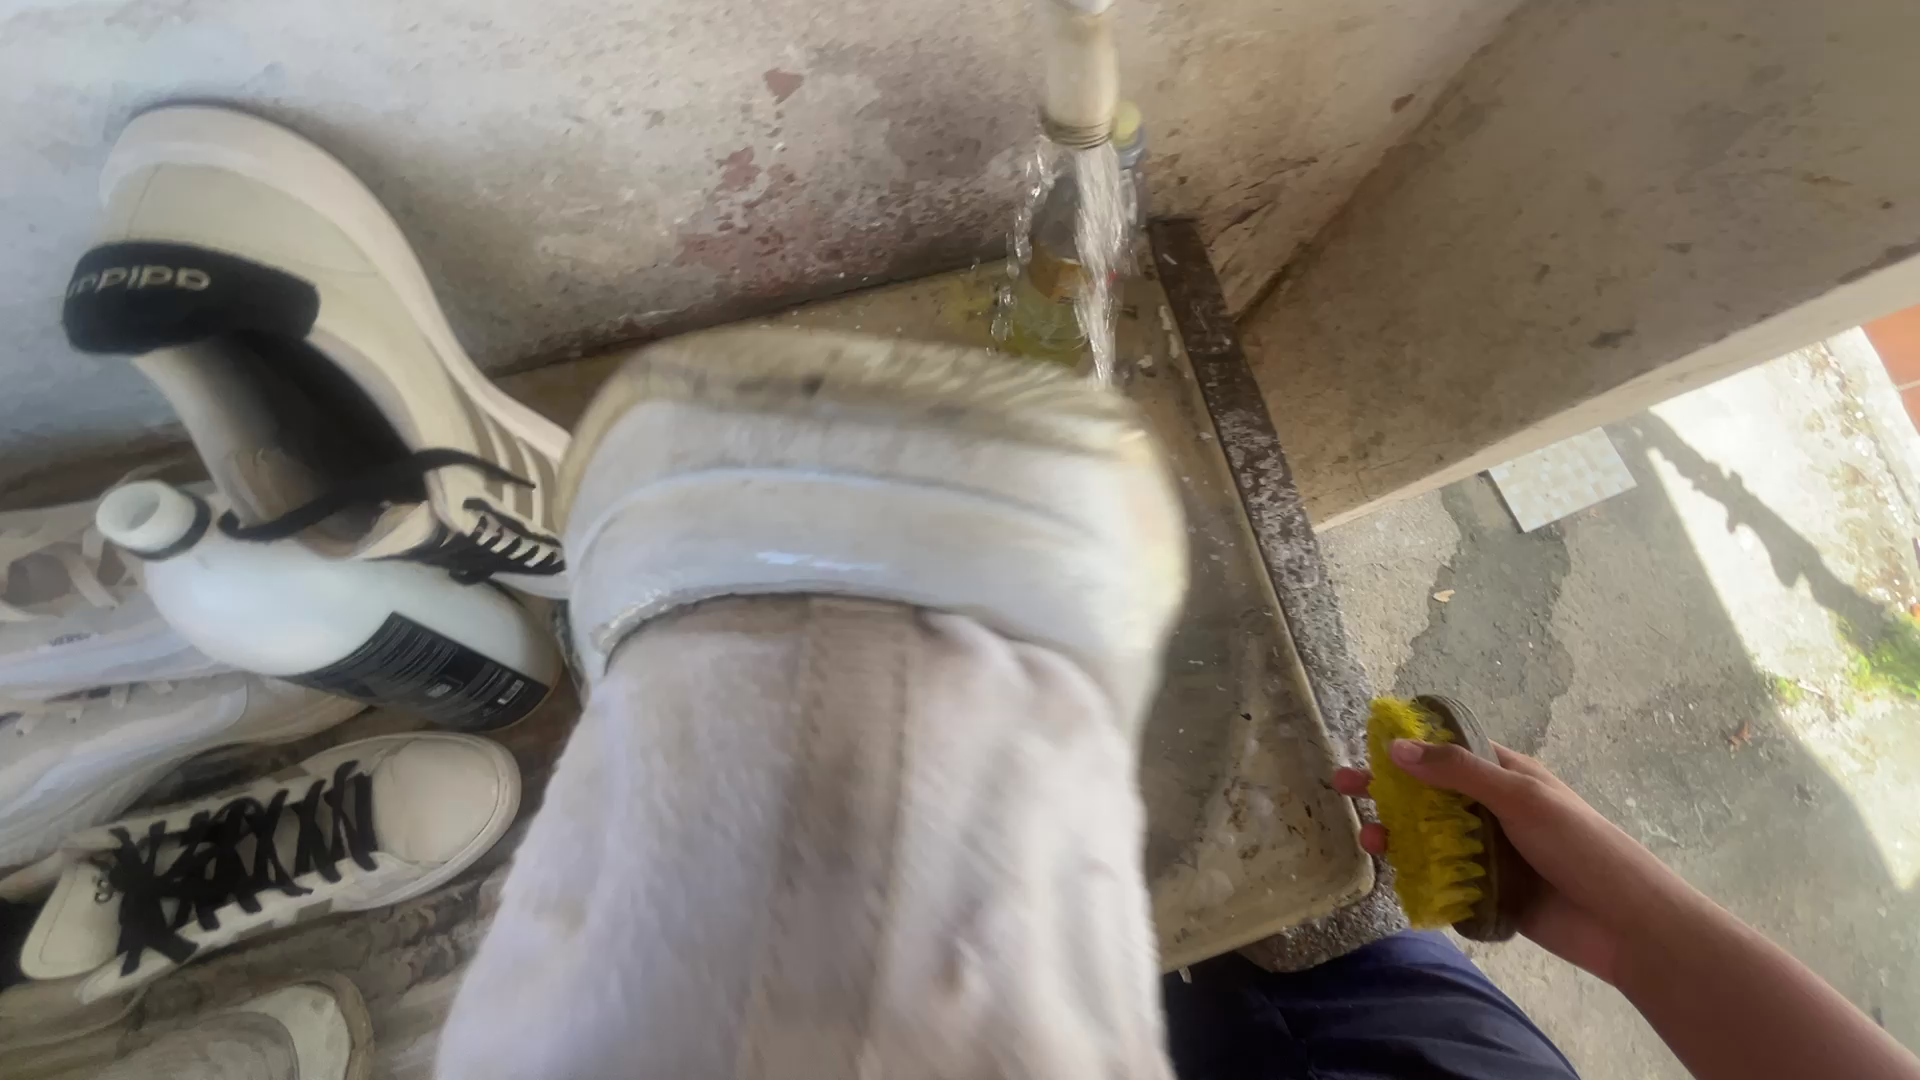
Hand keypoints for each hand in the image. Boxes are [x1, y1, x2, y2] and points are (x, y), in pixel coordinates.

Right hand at [1334, 739, 1692, 984]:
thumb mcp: (1521, 798)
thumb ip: (1457, 772)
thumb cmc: (1583, 849)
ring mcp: (1486, 850)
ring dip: (1392, 832)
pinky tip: (1393, 872)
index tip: (1365, 743)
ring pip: (1425, 834)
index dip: (1406, 744)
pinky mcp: (1484, 888)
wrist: (1633, 930)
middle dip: (1382, 788)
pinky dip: (1413, 871)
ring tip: (1368, 840)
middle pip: (1424, 791)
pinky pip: (1438, 874)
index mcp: (1504, 777)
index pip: (1446, 750)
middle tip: (1340, 785)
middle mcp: (1490, 809)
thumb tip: (1395, 747)